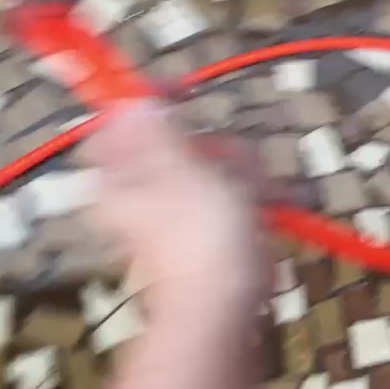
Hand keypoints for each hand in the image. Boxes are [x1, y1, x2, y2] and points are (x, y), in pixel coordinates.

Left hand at [81, 100, 265, 325]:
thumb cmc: (203, 234)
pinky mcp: (212, 227)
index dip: (149, 103)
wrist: (227, 299)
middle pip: (181, 145)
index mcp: (121, 178)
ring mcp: (179, 211)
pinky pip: (233, 194)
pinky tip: (269, 207)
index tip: (187, 89)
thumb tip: (134, 101)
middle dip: (219, 149)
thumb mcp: (183, 173)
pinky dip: (254, 195)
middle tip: (236, 164)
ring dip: (246, 173)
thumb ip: (159, 135)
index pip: (121, 126)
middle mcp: (143, 192)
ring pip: (216, 168)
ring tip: (261, 194)